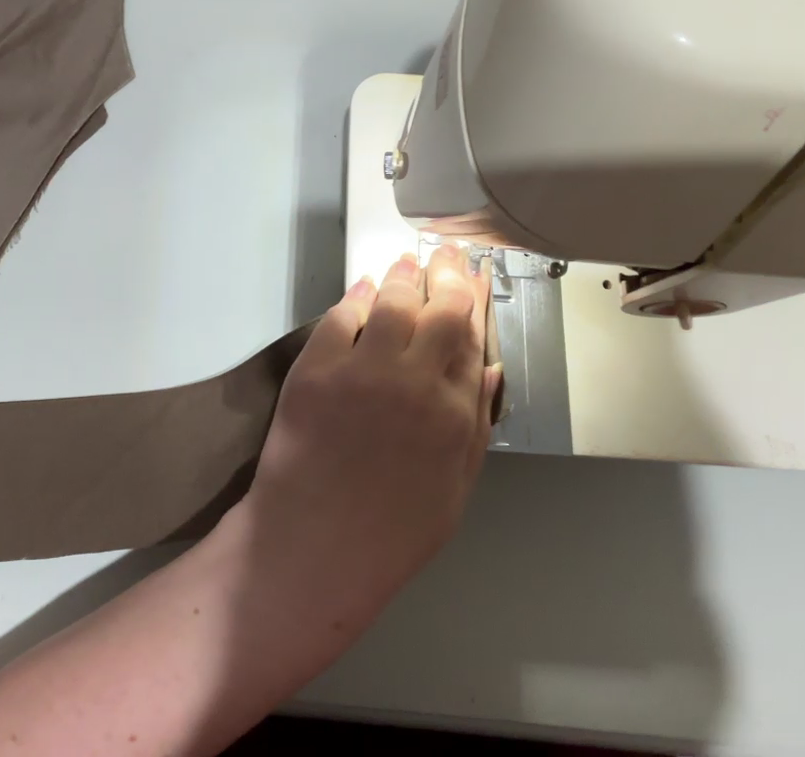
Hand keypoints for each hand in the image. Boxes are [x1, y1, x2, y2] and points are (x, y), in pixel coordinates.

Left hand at [237, 243, 500, 608]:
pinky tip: (362, 290)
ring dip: (401, 278)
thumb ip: (476, 423)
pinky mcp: (315, 370)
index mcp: (454, 412)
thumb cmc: (392, 531)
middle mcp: (413, 381)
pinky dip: (354, 298)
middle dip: (445, 274)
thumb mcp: (456, 487)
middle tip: (443, 255)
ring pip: (389, 302)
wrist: (314, 548)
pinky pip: (340, 318)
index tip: (474, 276)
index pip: (471, 336)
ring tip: (406, 266)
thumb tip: (490, 369)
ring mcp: (361, 371)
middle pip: (437, 308)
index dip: (474, 300)